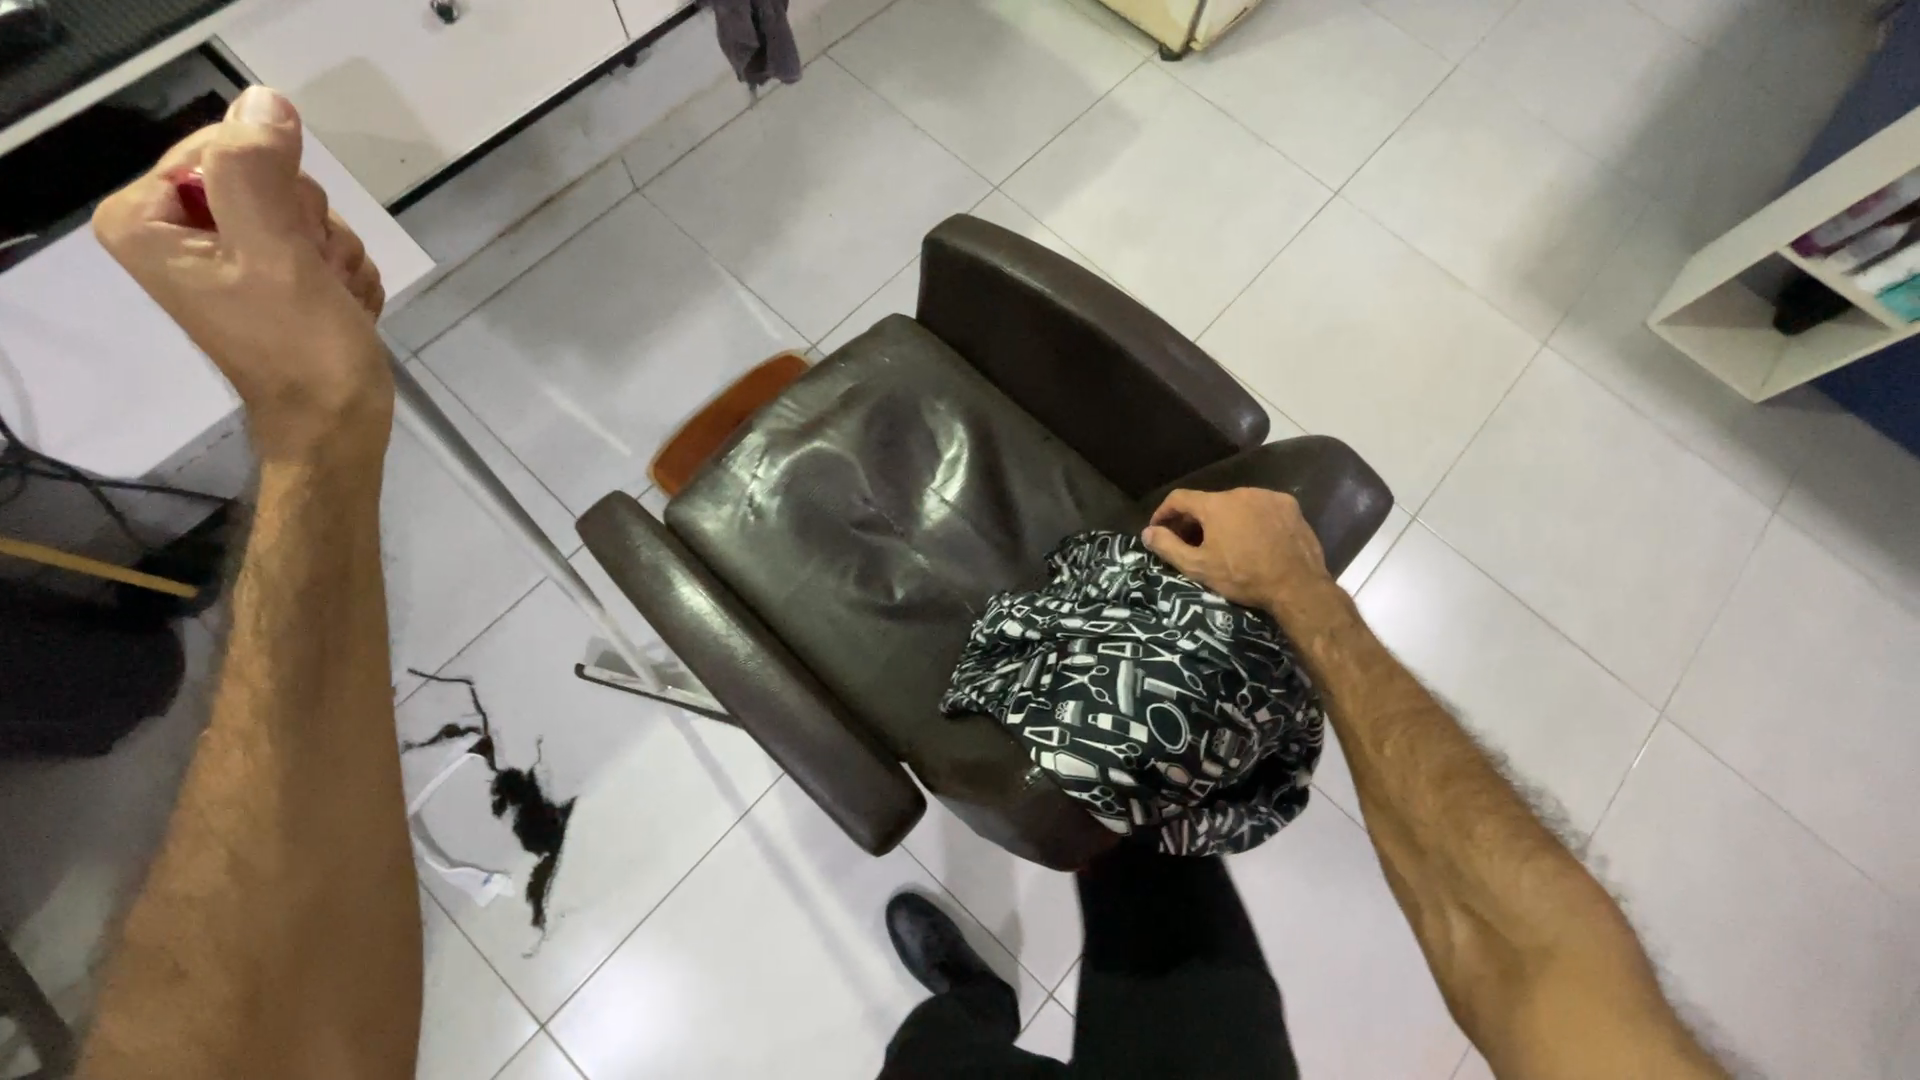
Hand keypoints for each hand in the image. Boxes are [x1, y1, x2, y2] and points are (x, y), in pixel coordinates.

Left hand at [92, 87, 392, 465]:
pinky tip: (343, 309)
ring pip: (312, 218)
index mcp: (150, 219)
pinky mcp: (278, 282)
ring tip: (333, 302)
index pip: (225, 149)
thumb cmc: (302, 351)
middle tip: (316, 279)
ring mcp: (235, 259)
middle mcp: (183, 232)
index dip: (284, 193)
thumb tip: (268, 101)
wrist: (338, 426)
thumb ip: (258, 171)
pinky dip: (348, 280)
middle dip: (315, 231)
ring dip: (339, 260)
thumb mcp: (276, 255)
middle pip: (274, 183)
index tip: (294, 248)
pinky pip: (327, 251)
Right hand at [1141, 488, 1336, 614]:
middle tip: (1189, 543)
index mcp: (1215, 504)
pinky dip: (1250, 519)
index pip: (1179, 498)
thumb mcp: (1198, 567)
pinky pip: (1260, 507)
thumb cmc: (1243, 577)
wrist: (1297, 586)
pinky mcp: (1290, 506)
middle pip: (1208, 502)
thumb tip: (1147, 532)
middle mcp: (1240, 492)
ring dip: (1223, 519)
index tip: (1158, 529)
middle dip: (1194, 520)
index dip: (1164, 512)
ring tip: (1223, 542)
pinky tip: (1252, 539)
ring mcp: (1268, 497)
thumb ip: (1167, 546)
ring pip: (1235, 504)